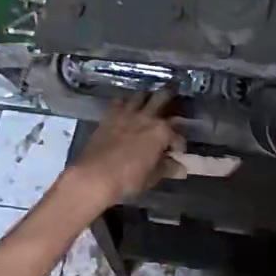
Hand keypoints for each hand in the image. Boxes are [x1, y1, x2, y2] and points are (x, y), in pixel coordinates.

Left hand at [59, 92, 185, 209]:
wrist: (95, 176)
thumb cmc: (128, 179)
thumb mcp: (152, 177)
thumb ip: (167, 168)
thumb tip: (180, 168)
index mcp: (161, 131)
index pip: (178, 134)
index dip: (180, 144)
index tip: (177, 153)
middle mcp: (147, 117)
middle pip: (162, 98)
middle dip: (170, 100)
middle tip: (172, 106)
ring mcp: (126, 114)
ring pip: (140, 96)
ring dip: (147, 98)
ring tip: (149, 104)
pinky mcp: (109, 116)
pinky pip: (119, 102)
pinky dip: (125, 103)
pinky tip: (126, 109)